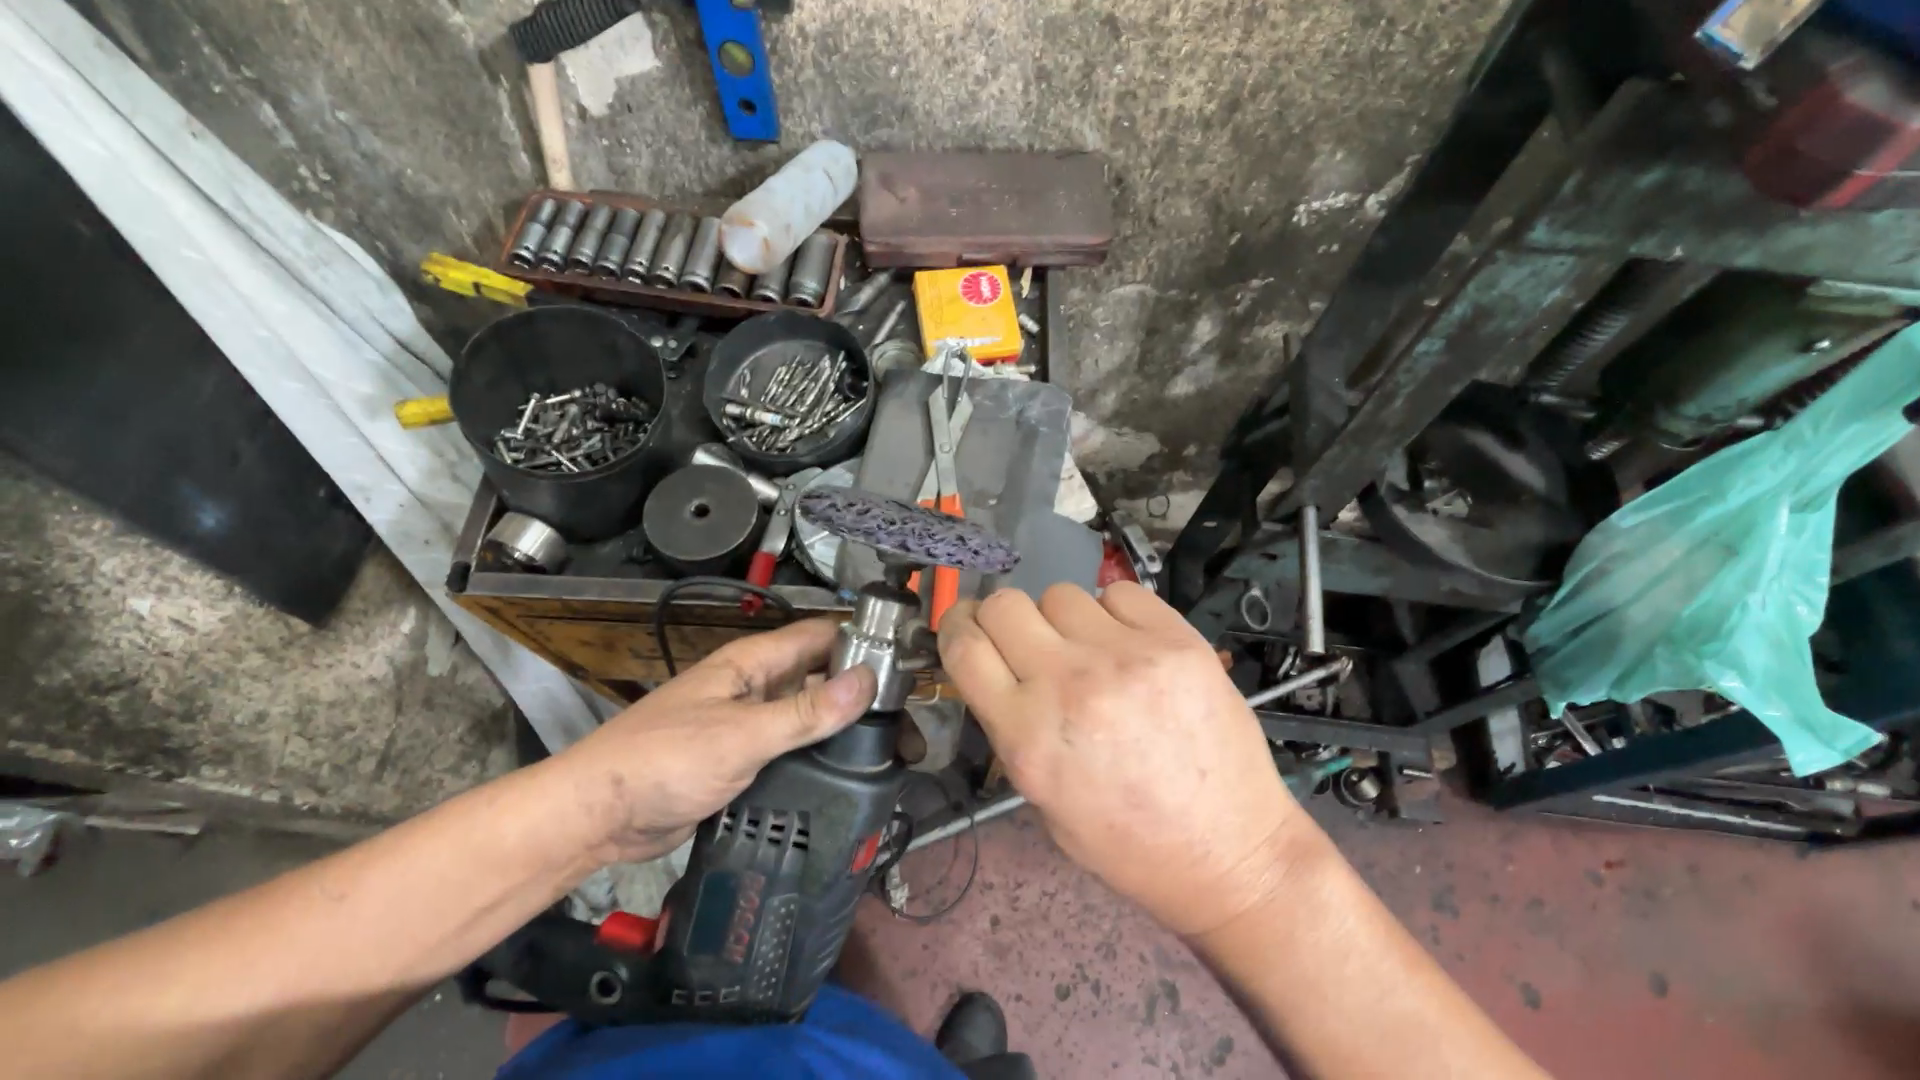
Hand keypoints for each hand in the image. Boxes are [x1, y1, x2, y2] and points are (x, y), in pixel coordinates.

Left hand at [550, 619, 875, 863]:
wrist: (599, 816)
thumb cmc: (663, 762)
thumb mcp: (742, 735)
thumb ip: (805, 711)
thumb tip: (868, 680)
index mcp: (751, 664)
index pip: (821, 637)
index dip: (863, 643)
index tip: (908, 667)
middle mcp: (753, 687)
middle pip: (819, 677)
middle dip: (860, 692)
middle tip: (907, 724)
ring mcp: (746, 724)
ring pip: (806, 716)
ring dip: (840, 728)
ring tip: (889, 752)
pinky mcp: (740, 760)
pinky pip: (789, 750)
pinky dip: (817, 757)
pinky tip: (846, 777)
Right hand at [939, 583, 1306, 936]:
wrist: (1227, 853)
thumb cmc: (1128, 844)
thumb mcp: (1043, 800)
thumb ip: (1013, 729)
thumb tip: (999, 671)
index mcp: (1026, 735)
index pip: (964, 647)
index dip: (957, 629)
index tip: (968, 630)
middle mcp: (1068, 685)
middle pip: (1005, 604)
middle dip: (1004, 618)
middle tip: (1027, 641)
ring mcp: (1125, 657)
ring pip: (1062, 593)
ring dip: (1063, 619)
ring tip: (1089, 652)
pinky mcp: (1177, 641)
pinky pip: (1120, 593)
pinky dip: (1115, 613)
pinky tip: (1129, 646)